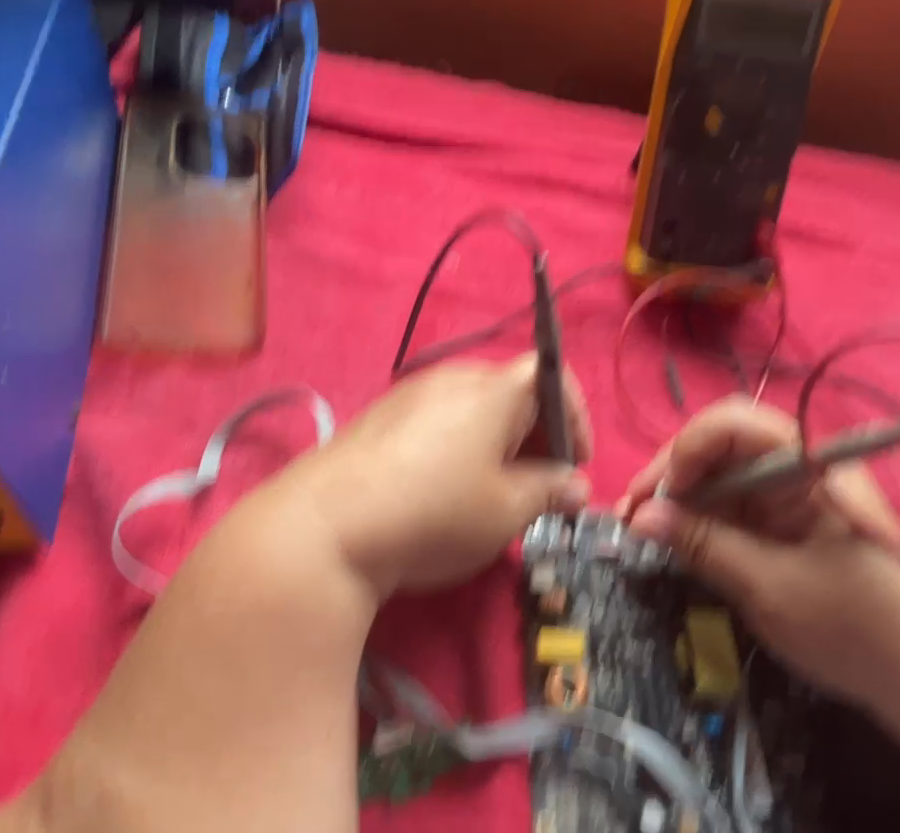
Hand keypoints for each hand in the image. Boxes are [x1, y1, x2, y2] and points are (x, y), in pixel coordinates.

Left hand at [294, 354, 591, 597]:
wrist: (324, 527)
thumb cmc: (433, 513)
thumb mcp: (505, 512)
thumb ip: (549, 491)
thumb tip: (575, 485)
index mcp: (492, 389)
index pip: (551, 372)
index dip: (575, 415)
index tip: (575, 464)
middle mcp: (452, 378)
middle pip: (512, 390)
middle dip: (538, 434)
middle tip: (539, 488)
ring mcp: (410, 395)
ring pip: (474, 409)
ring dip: (499, 444)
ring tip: (493, 495)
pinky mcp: (380, 418)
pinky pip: (438, 421)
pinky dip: (460, 447)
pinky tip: (443, 492)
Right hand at [618, 398, 899, 713]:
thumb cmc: (856, 629)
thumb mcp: (770, 589)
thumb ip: (704, 545)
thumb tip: (639, 517)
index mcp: (810, 467)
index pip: (737, 424)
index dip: (688, 450)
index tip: (657, 498)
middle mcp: (798, 466)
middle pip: (720, 442)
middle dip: (672, 472)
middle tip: (633, 514)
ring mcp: (791, 491)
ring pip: (719, 471)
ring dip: (678, 494)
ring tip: (642, 526)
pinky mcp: (784, 517)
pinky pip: (731, 500)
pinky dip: (698, 516)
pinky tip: (673, 535)